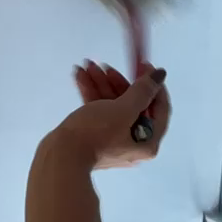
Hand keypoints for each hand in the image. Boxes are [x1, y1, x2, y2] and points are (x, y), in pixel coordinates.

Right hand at [48, 61, 170, 169]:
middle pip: (132, 104)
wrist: (61, 157)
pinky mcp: (94, 137)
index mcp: (148, 140)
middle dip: (117, 81)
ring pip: (112, 106)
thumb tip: (159, 75)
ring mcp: (112, 140)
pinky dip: (90, 94)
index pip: (159, 107)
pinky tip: (80, 76)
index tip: (143, 65)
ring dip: (100, 83)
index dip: (153, 84)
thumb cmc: (96, 134)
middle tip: (106, 65)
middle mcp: (134, 142)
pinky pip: (98, 112)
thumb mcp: (123, 109)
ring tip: (87, 65)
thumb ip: (142, 90)